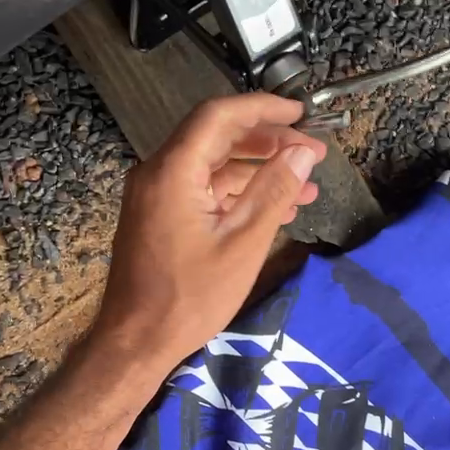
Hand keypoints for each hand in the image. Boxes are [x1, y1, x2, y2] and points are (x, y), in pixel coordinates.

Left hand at [91, 94, 324, 371]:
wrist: (135, 341)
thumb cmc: (190, 298)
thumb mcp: (243, 245)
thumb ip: (273, 192)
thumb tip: (302, 154)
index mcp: (173, 171)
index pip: (219, 115)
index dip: (264, 108)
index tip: (301, 114)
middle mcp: (157, 173)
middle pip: (217, 138)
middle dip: (268, 142)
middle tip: (313, 154)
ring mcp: (155, 196)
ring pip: (212, 166)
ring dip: (257, 172)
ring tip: (304, 186)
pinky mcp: (158, 217)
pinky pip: (201, 191)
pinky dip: (236, 195)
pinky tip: (273, 210)